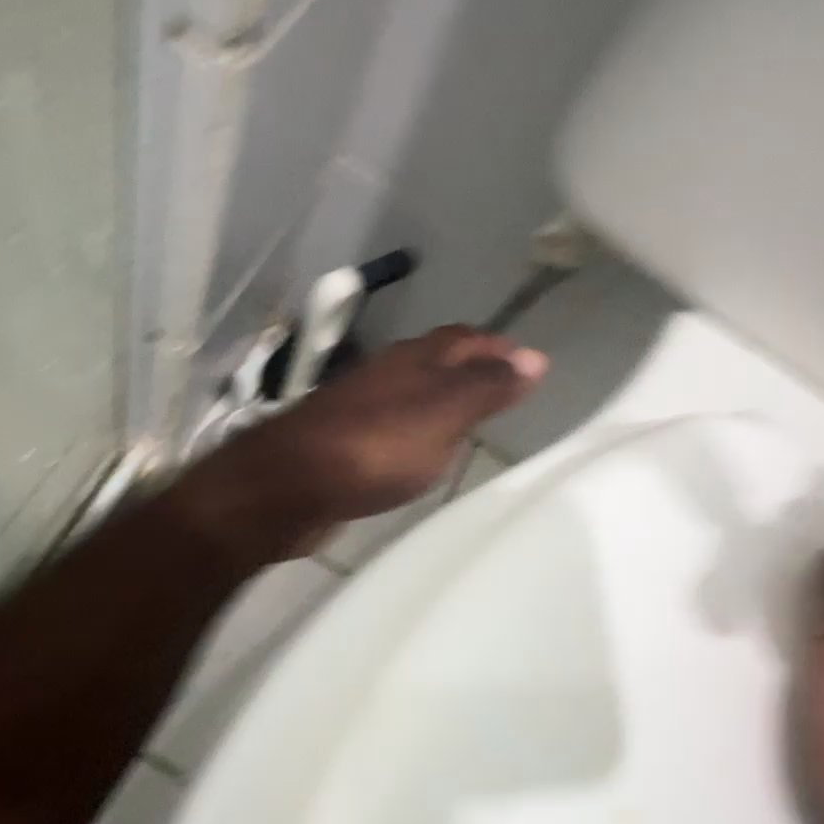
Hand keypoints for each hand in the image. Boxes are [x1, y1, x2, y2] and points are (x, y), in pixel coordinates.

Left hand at [165, 325, 545, 563]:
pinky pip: (389, 426)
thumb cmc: (375, 446)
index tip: (528, 362)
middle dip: (469, 368)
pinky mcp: (340, 443)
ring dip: (440, 398)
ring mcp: (357, 408)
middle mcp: (384, 374)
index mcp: (413, 360)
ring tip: (468, 419)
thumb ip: (486, 388)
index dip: (496, 348)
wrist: (290, 485)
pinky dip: (414, 430)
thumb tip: (534, 357)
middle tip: (503, 388)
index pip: (463, 339)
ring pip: (410, 392)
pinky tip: (418, 451)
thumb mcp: (443, 414)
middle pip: (434, 361)